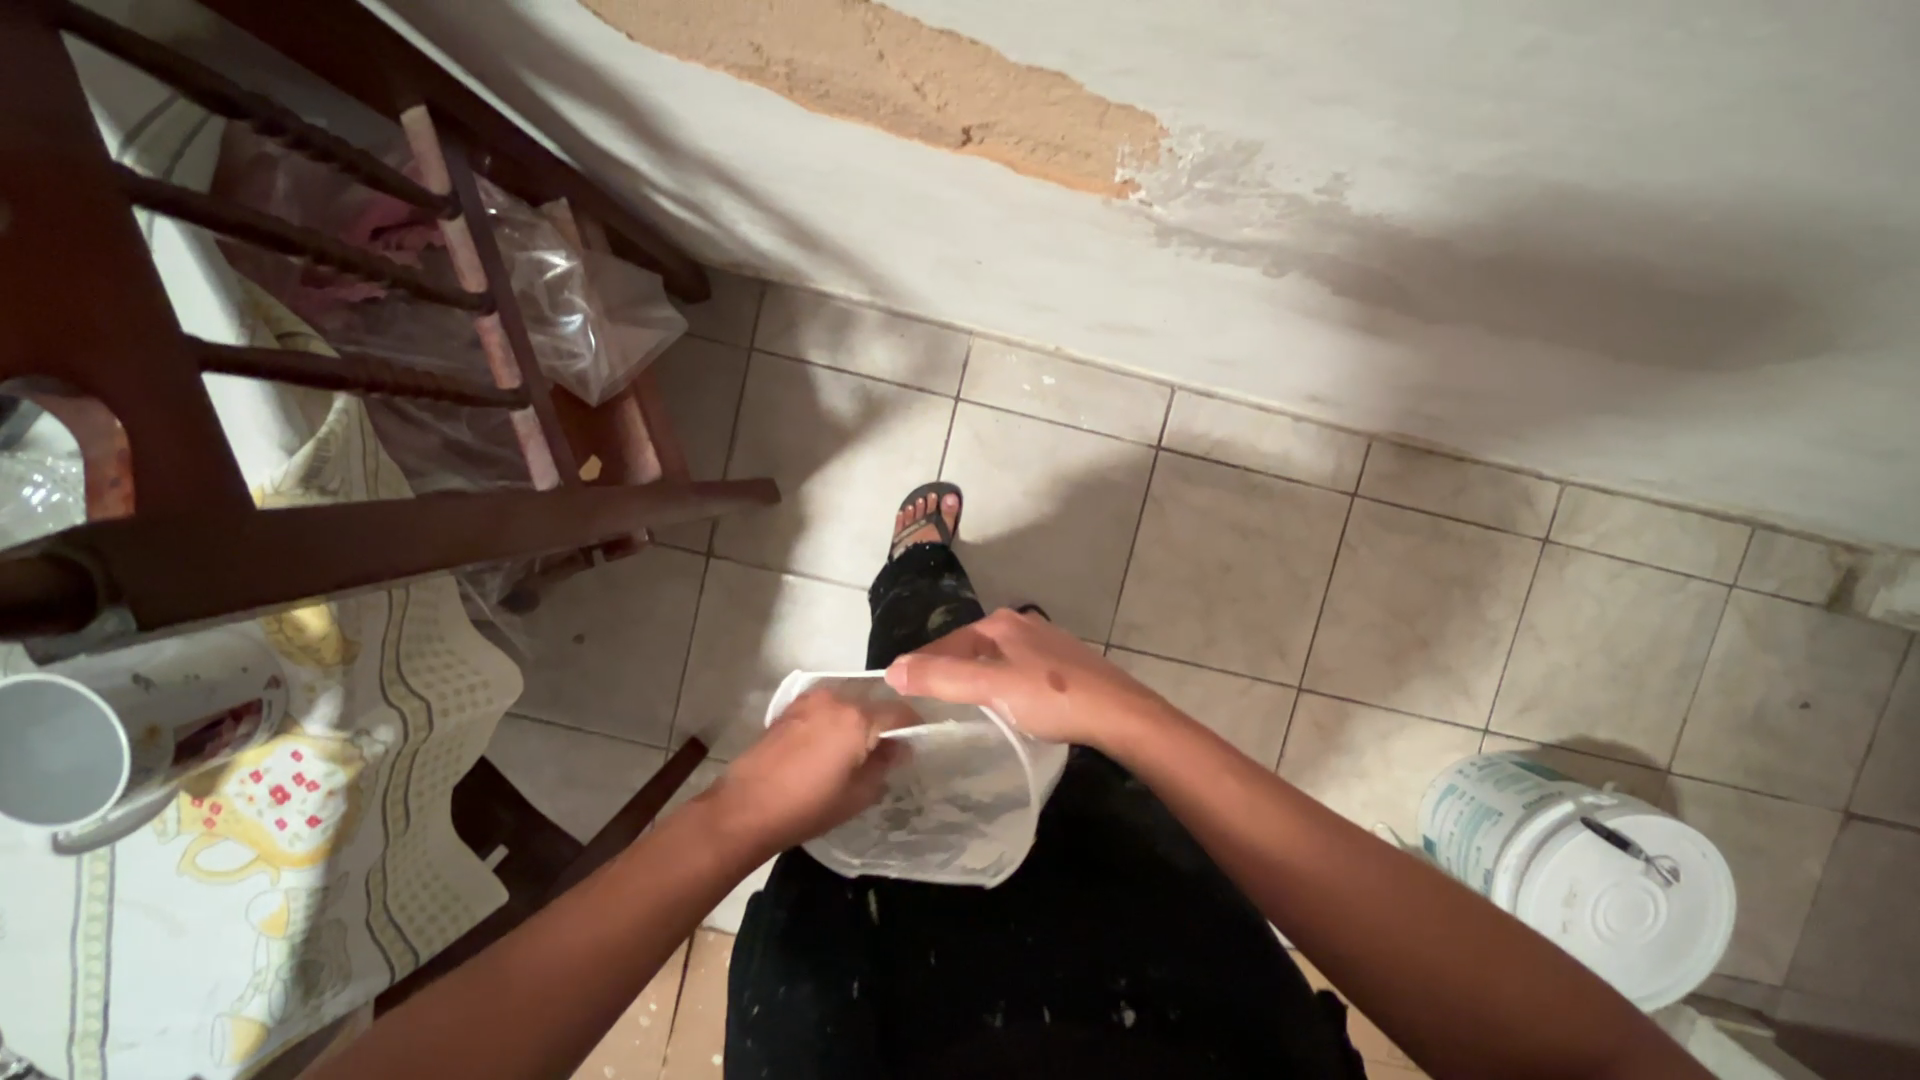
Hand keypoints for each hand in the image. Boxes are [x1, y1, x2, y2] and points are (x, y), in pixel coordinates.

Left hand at [702, 687, 913, 854]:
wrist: (745, 807)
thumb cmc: (808, 805)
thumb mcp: (858, 793)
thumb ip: (885, 764)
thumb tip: (900, 747)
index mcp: (858, 717)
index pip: (900, 711)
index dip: (913, 727)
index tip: (915, 745)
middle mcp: (835, 698)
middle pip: (872, 704)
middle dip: (883, 724)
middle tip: (886, 753)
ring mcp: (809, 700)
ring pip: (847, 704)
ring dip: (857, 722)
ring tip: (855, 752)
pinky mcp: (789, 709)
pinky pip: (825, 708)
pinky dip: (834, 722)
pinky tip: (829, 748)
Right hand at [883, 607, 1165, 746]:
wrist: (1118, 714)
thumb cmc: (1051, 698)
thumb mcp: (990, 688)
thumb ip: (941, 678)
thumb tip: (891, 670)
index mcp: (1000, 623)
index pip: (945, 643)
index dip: (923, 670)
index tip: (907, 700)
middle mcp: (1022, 625)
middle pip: (970, 651)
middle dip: (950, 675)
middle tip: (932, 709)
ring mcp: (1046, 643)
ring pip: (995, 662)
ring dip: (977, 683)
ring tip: (964, 713)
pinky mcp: (1064, 664)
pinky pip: (1018, 673)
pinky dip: (1003, 688)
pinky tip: (1007, 710)